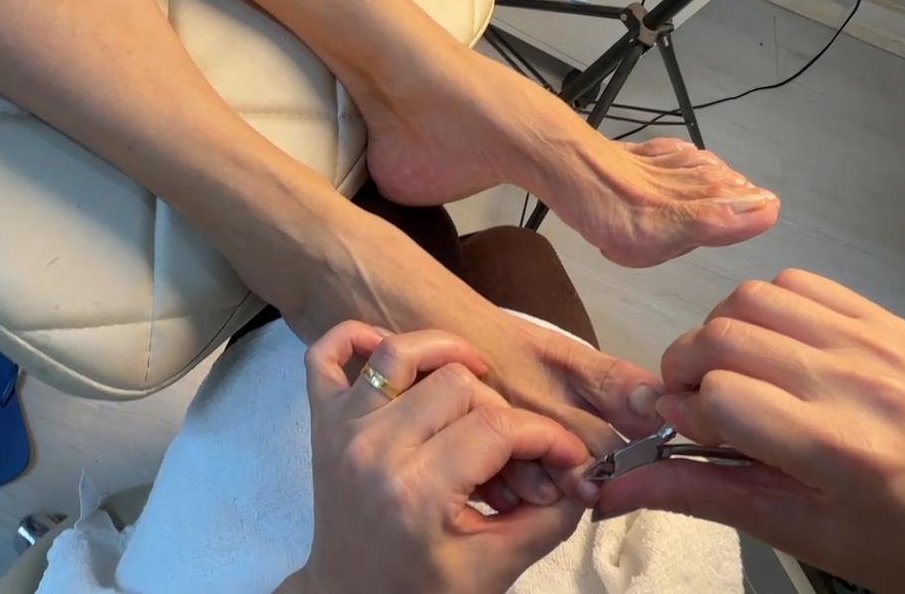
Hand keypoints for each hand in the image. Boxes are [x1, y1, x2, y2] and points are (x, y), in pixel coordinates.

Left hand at [280, 323, 589, 593]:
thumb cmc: (420, 590)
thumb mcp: (494, 570)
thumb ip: (547, 519)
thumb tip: (583, 472)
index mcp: (417, 491)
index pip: (495, 427)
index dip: (543, 434)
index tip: (565, 452)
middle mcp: (375, 447)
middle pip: (456, 382)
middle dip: (499, 408)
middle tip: (512, 445)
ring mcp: (343, 426)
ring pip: (400, 352)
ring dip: (443, 352)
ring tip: (472, 376)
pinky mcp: (321, 417)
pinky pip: (327, 352)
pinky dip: (356, 336)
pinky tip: (389, 351)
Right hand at [593, 270, 904, 593]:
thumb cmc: (881, 538)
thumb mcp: (782, 528)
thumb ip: (691, 491)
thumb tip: (611, 484)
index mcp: (848, 454)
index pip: (723, 395)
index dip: (690, 407)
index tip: (693, 426)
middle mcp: (867, 390)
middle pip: (725, 336)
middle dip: (689, 363)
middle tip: (699, 394)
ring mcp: (879, 346)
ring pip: (748, 297)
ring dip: (722, 329)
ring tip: (737, 367)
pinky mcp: (885, 321)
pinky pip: (790, 281)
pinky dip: (763, 307)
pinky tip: (775, 347)